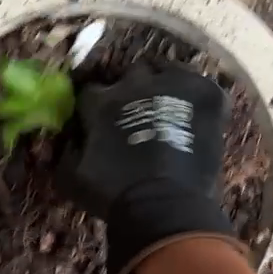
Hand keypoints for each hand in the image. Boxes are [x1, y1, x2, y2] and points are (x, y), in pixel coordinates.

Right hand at [59, 64, 242, 273]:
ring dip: (158, 84)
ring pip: (162, 69)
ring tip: (160, 105)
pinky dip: (189, 95)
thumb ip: (66, 150)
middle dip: (126, 89)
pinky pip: (196, 82)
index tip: (93, 120)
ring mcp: (175, 84)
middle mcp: (135, 84)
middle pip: (128, 74)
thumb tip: (71, 137)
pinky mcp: (206, 93)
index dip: (90, 106)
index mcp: (101, 103)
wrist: (163, 204)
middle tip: (130, 112)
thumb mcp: (69, 179)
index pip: (89, 90)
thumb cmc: (111, 194)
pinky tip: (187, 113)